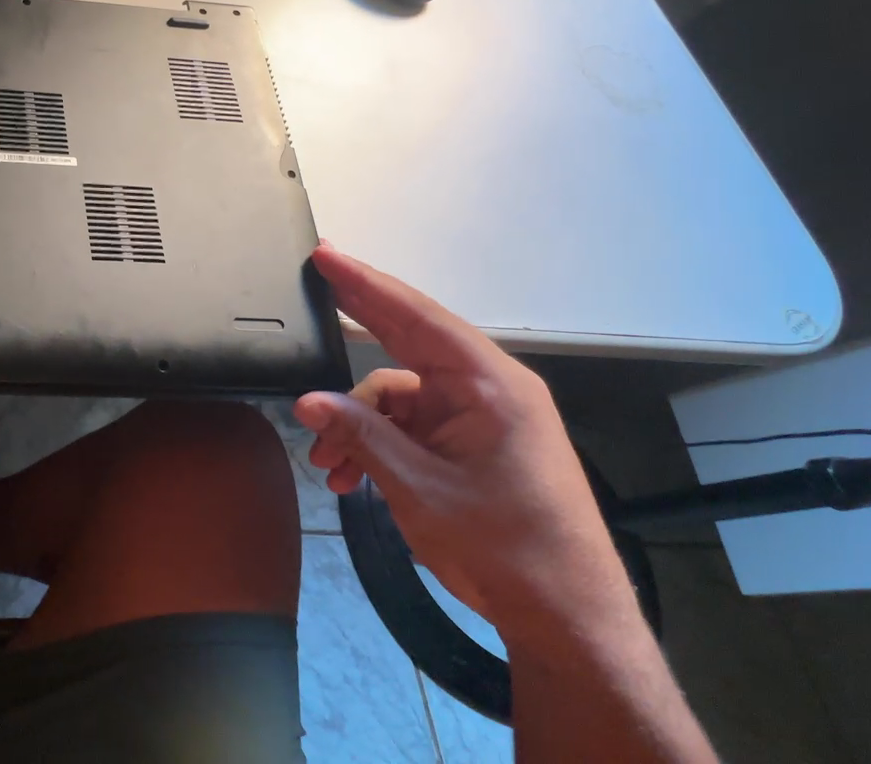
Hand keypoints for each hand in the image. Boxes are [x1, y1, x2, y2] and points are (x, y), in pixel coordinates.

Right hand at [293, 243, 629, 638]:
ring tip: (326, 465)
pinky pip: (408, 428)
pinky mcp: (470, 445)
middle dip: (357, 321)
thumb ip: (360, 435)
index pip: (416, 317)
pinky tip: (350, 480)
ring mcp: (478, 418)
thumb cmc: (502, 544)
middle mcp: (486, 390)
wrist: (564, 616)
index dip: (365, 284)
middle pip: (408, 340)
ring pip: (397, 396)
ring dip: (355, 425)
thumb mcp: (419, 488)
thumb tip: (306, 401)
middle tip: (314, 287)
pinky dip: (374, 446)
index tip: (325, 254)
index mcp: (489, 385)